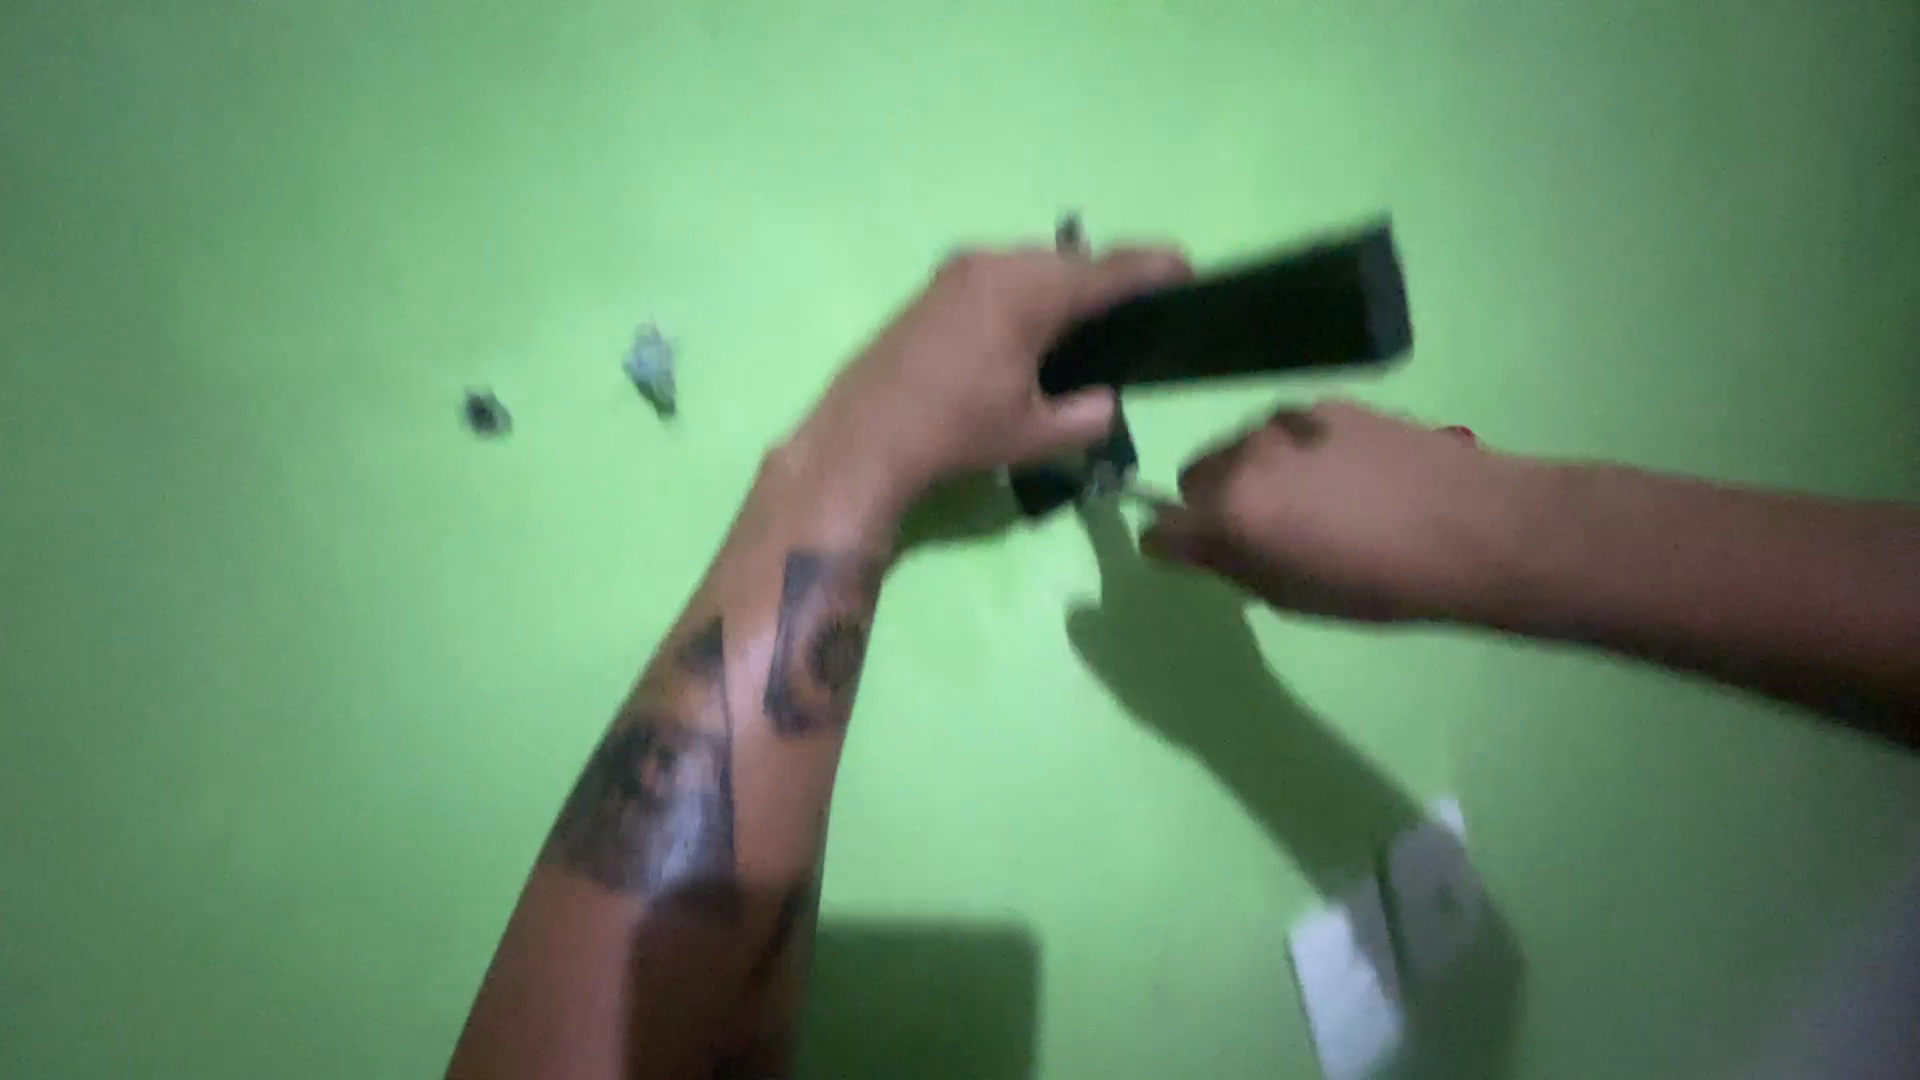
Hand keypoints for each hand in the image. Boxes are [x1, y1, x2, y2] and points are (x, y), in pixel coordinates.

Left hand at [784, 245, 1191, 521]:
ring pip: (1031, 266)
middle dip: (1104, 282)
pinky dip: (1023, 293)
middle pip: (1069, 262)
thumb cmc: (955, 433)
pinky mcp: (934, 285)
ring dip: (1059, 288)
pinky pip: (997, 276)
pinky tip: (1023, 331)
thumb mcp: (1034, 436)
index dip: (1153, 268)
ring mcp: (958, 269)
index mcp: (1030, 293)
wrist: (865, 435)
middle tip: (1128, 314)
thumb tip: (1104, 402)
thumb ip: (1089, 417)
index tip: (1187, 269)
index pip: (1108, 270)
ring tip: (1076, 328)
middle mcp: (996, 263)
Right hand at [1141, 400, 1527, 622]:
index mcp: (1231, 511)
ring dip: (1252, 473)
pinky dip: (1294, 452)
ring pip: (1238, 448)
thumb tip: (1188, 549)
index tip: (1191, 555)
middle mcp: (1244, 456)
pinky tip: (1345, 472)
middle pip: (1194, 478)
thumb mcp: (1290, 596)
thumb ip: (1227, 567)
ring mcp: (1285, 422)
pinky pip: (1285, 431)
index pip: (1162, 526)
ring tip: (1312, 498)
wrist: (1477, 527)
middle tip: (1260, 529)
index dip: (1170, 545)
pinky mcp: (1324, 404)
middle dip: (1210, 504)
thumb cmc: (1378, 582)